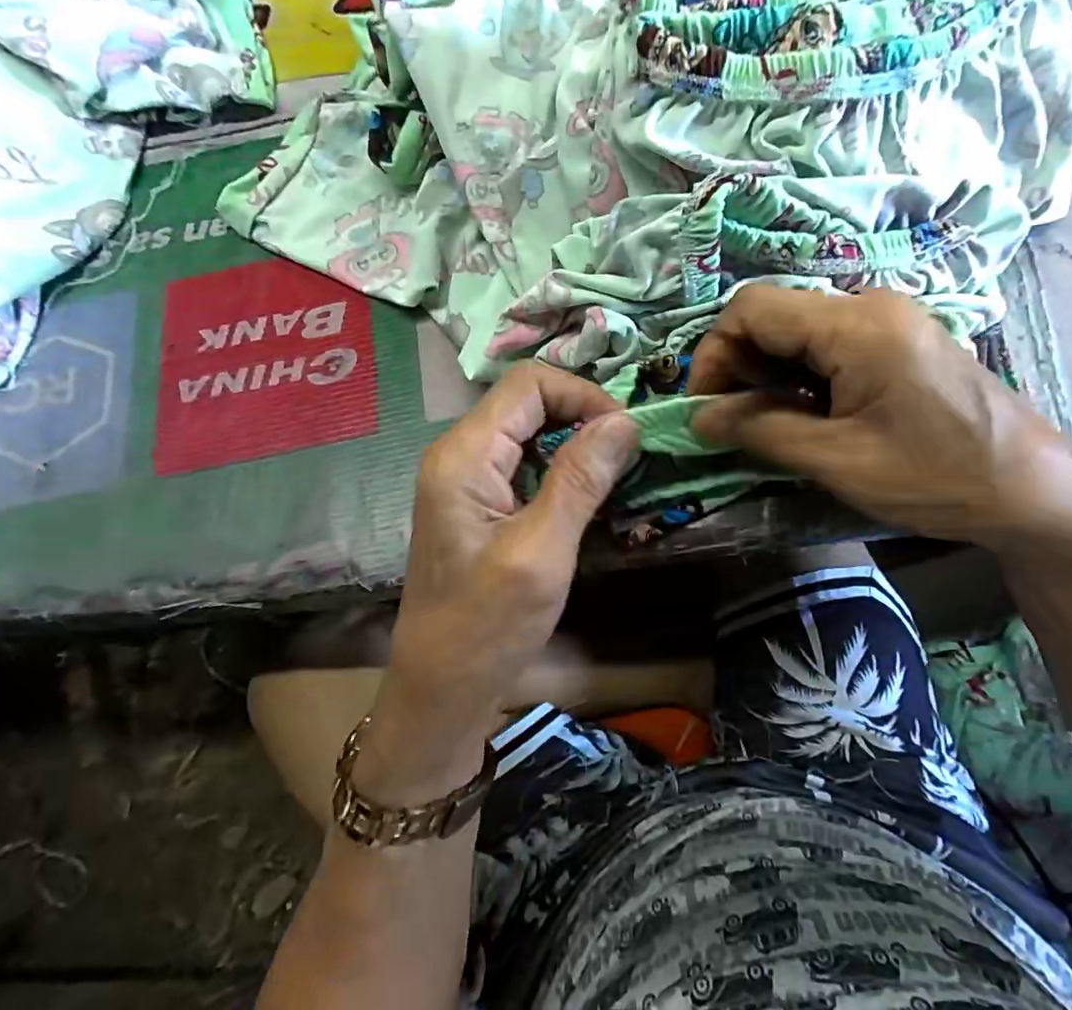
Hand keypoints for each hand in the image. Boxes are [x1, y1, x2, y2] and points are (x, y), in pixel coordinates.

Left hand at [360, 364, 641, 801]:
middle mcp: (458, 455)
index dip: (584, 395)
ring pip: (530, 434)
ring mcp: (465, 481)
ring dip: (576, 447)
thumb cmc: (487, 626)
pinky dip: (561, 473)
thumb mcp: (541, 552)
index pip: (530, 384)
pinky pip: (524, 467)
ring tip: (617, 480)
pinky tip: (588, 502)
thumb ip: (580, 480)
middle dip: (584, 419)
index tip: (626, 435)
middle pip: (529, 403)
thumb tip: (625, 419)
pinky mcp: (478, 507)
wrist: (441, 688)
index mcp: (464, 455)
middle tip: (630, 458)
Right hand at [688, 282, 1071, 552]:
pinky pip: (826, 347)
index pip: (751, 309)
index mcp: (856, 324)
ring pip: (796, 333)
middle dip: (737, 367)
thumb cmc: (936, 477)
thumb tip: (698, 418)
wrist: (1033, 491)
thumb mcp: (836, 460)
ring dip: (767, 376)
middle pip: (772, 316)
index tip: (705, 408)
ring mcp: (887, 322)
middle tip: (731, 425)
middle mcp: (869, 306)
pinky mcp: (896, 343)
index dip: (713, 354)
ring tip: (767, 427)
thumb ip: (759, 431)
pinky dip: (799, 379)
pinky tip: (805, 418)